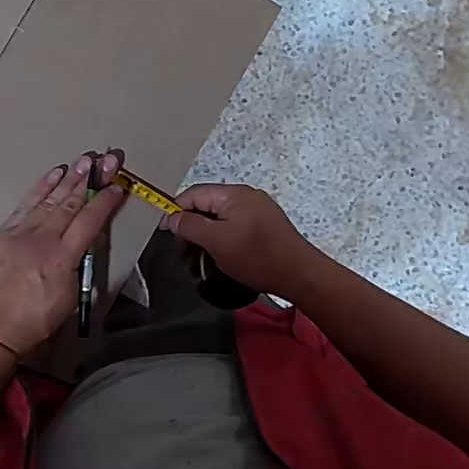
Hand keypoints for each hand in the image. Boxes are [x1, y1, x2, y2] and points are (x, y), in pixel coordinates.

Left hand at [0, 151, 125, 359]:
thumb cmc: (32, 322)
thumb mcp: (68, 299)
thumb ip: (78, 267)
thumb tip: (83, 246)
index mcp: (62, 259)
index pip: (90, 222)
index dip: (105, 202)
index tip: (117, 186)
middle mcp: (42, 240)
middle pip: (71, 203)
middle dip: (90, 179)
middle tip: (105, 159)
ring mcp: (20, 233)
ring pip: (49, 199)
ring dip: (69, 178)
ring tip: (83, 161)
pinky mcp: (4, 233)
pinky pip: (26, 204)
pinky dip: (41, 188)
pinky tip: (54, 175)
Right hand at [167, 183, 325, 299]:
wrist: (300, 274)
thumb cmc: (256, 257)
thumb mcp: (217, 242)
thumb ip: (190, 226)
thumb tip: (172, 217)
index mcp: (233, 194)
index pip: (193, 193)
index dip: (176, 211)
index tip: (168, 234)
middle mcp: (246, 195)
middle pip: (207, 204)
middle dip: (192, 225)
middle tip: (185, 251)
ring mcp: (259, 209)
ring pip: (221, 216)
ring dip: (207, 233)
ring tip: (202, 256)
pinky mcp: (266, 224)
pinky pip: (236, 224)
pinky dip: (223, 236)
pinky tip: (223, 254)